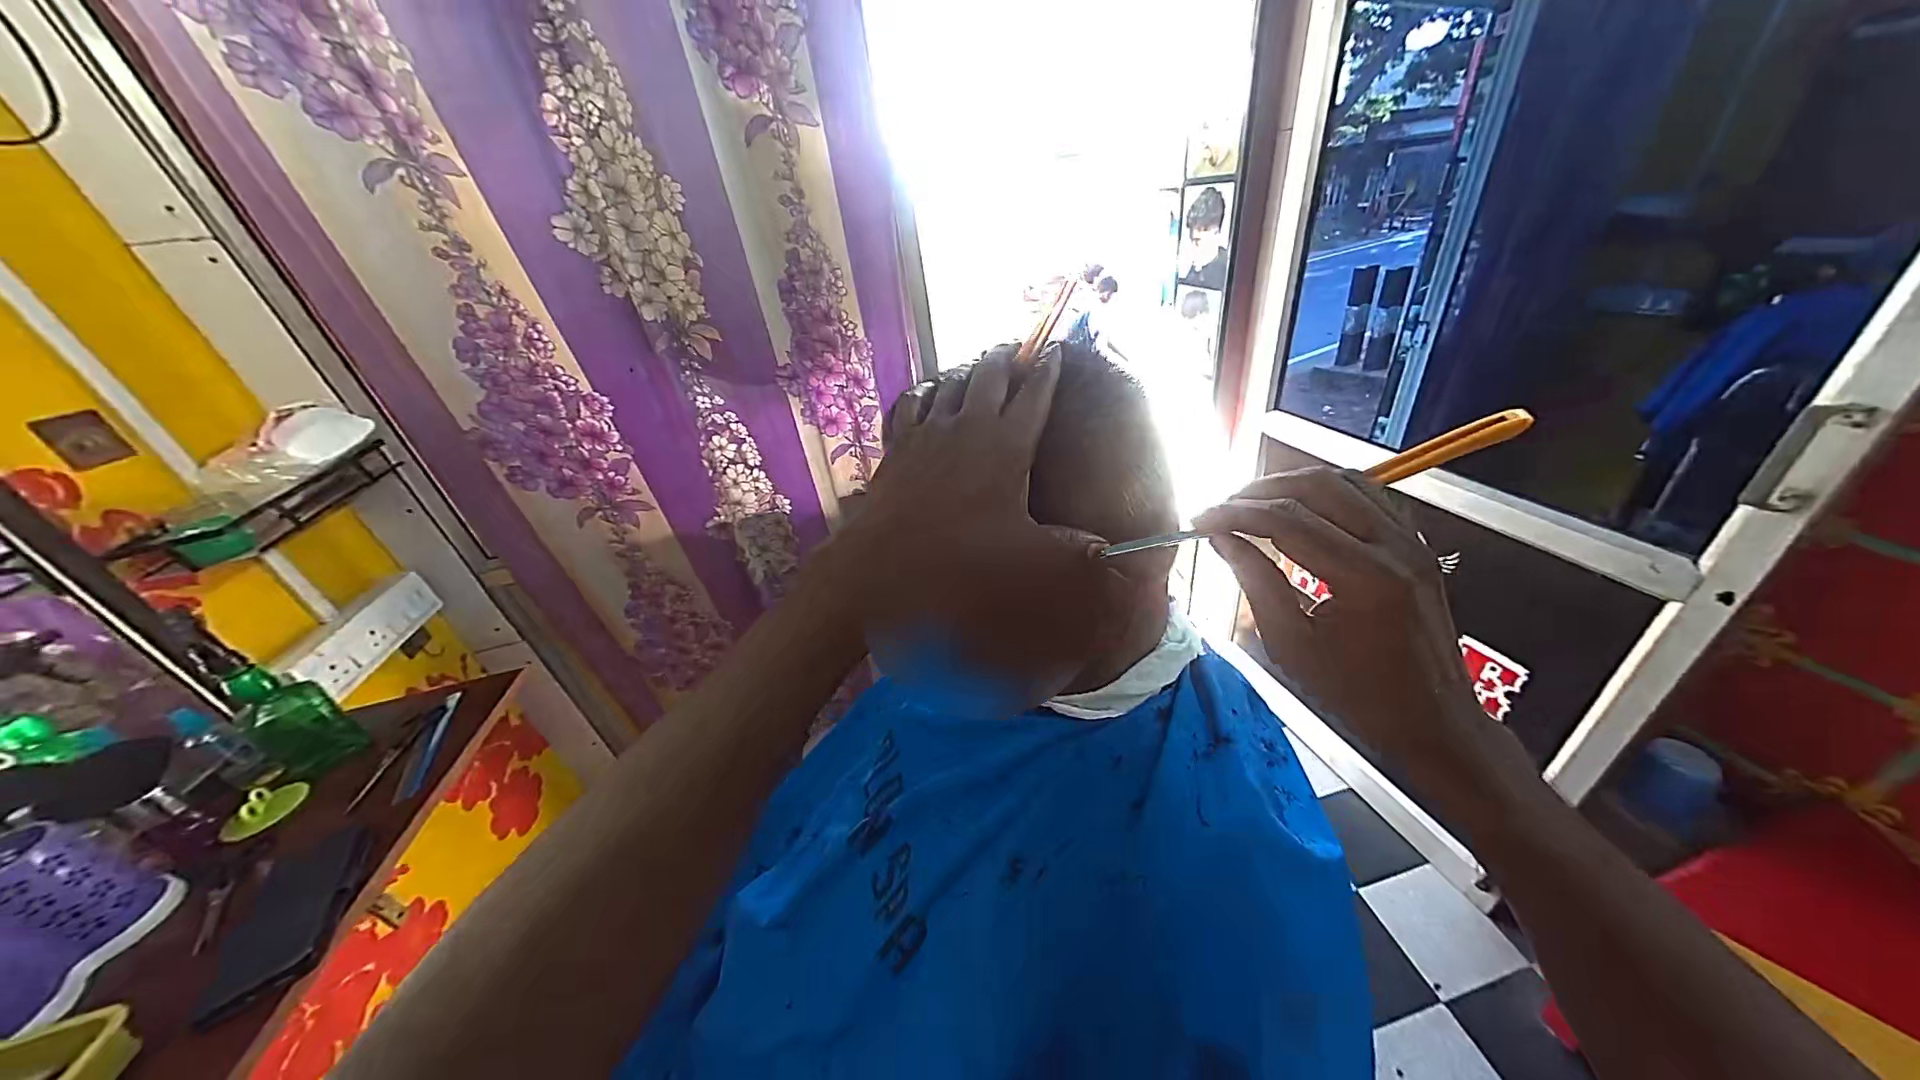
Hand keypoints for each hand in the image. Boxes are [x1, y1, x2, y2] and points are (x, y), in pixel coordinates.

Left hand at [817, 348, 1129, 711]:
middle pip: (991, 374)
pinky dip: (926, 390)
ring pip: (953, 382)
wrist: (890, 559)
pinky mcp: (901, 442)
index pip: (1035, 394)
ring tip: (977, 364)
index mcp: (1007, 443)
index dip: (1047, 369)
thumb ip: (1069, 551)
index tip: (1055, 350)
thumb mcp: (1026, 555)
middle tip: (1015, 346)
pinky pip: (914, 401)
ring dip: (968, 370)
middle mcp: (970, 425)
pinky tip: (929, 391)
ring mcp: (931, 430)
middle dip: (1006, 356)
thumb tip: (1107, 552)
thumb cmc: (963, 556)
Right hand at [1194, 468, 1534, 817]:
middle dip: (1260, 490)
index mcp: (1364, 578)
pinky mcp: (1416, 547)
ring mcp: (1412, 543)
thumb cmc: (1359, 697)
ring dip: (1293, 484)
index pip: (1286, 520)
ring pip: (1346, 480)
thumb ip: (1255, 581)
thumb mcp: (1292, 644)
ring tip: (1254, 503)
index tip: (1202, 519)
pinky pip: (1369, 496)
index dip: (1234, 514)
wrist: (1434, 724)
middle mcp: (1395, 548)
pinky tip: (1301, 508)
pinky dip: (1328, 493)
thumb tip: (1223, 539)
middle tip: (1223, 508)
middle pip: (1317, 486)